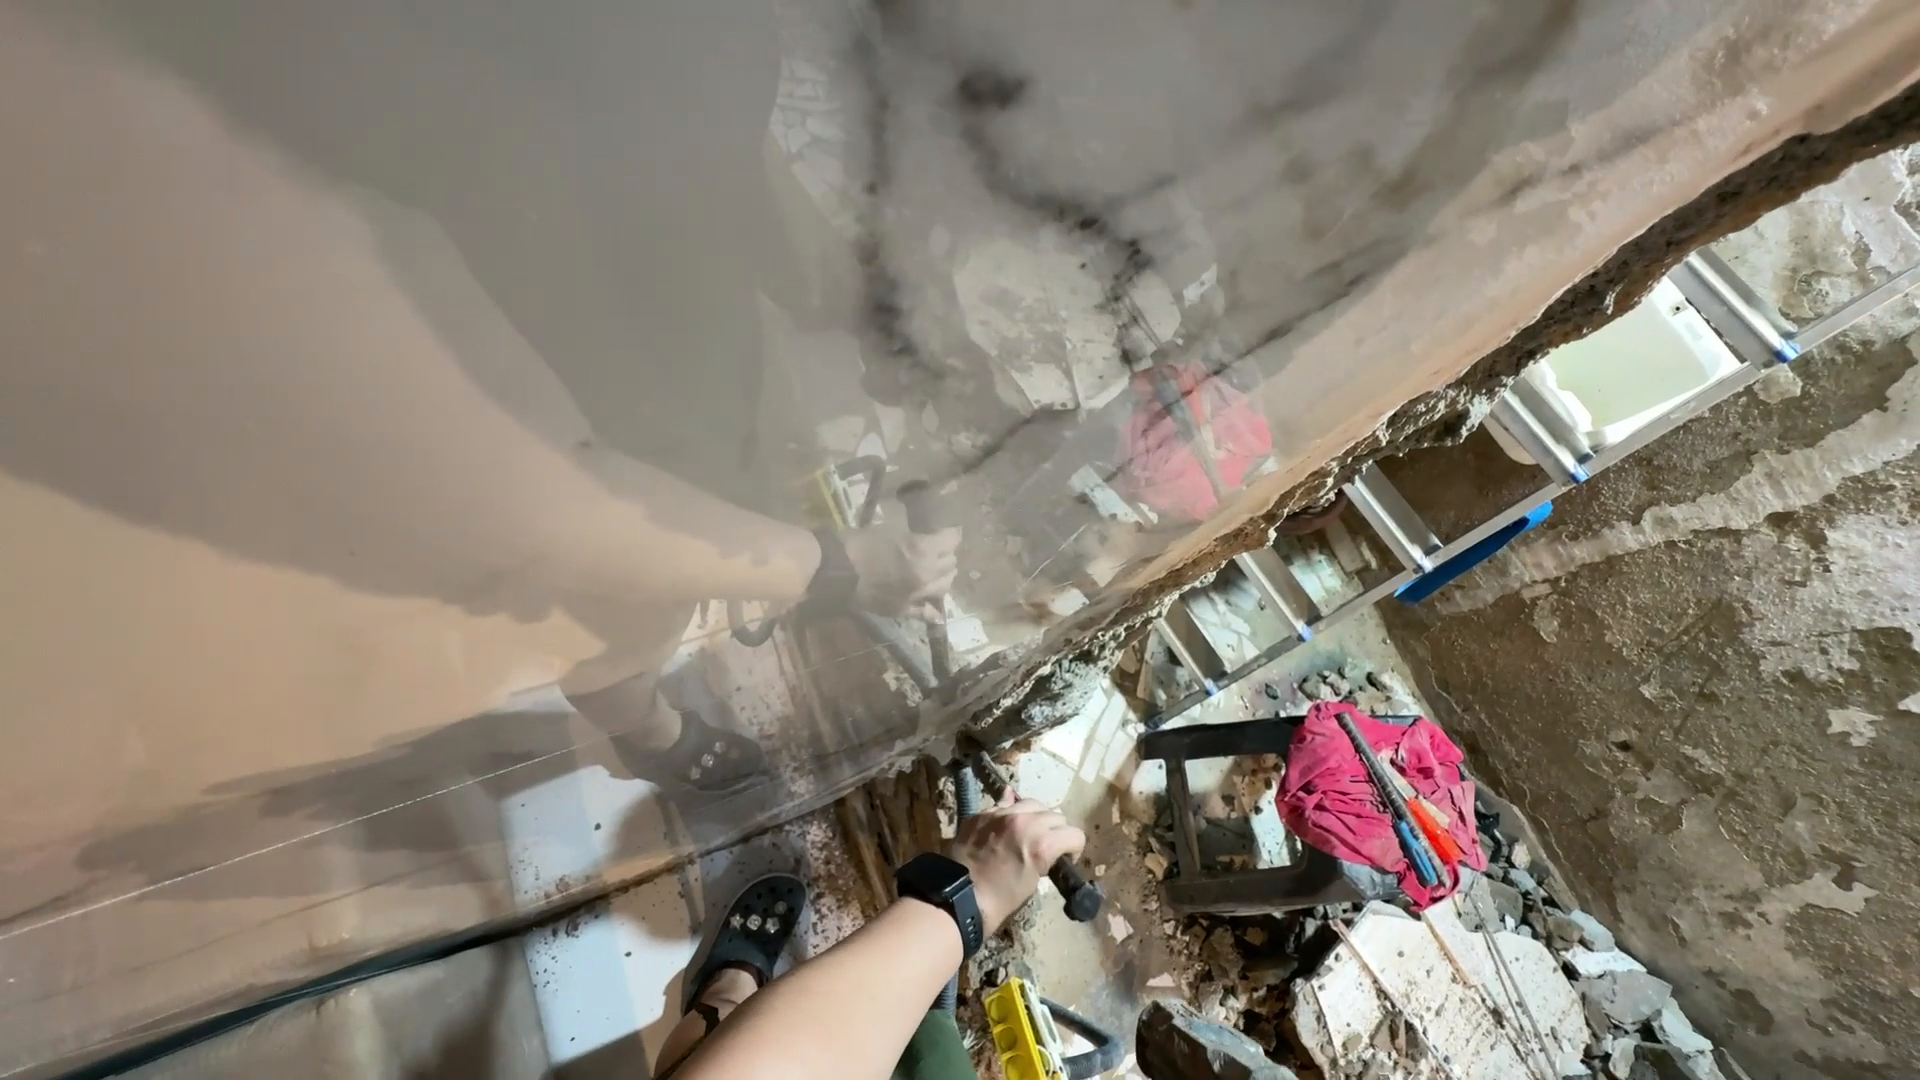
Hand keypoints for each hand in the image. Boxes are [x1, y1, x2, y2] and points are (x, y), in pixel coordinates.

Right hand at [842, 525, 960, 619]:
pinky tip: (938, 613)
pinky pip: (925, 613)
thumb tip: (926, 538)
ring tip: (939, 572)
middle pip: (950, 563)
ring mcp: (916, 595)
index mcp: (923, 550)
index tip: (950, 531)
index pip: (951, 540)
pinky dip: (933, 612)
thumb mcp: (891, 530)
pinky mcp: (903, 609)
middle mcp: (926, 573)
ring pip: (944, 587)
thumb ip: (914, 537)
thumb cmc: (861, 543)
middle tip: (941, 550)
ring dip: (944, 577)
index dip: (952, 534)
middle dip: (947, 554)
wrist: (837, 570)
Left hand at [949, 795, 1086, 934]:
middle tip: (1047, 847)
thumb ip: (1044, 856)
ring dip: (1036, 816)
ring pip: (1032, 803)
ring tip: (1028, 832)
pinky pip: (1005, 802)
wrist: (958, 896)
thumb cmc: (1000, 900)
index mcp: (1042, 844)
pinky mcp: (983, 812)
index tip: (1065, 859)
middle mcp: (1025, 822)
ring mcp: (1001, 813)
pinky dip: (1011, 812)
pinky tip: (1007, 824)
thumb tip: (1047, 847)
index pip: (1075, 834)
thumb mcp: (1032, 882)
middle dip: (1056, 831)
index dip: (1074, 849)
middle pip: (1055, 815)